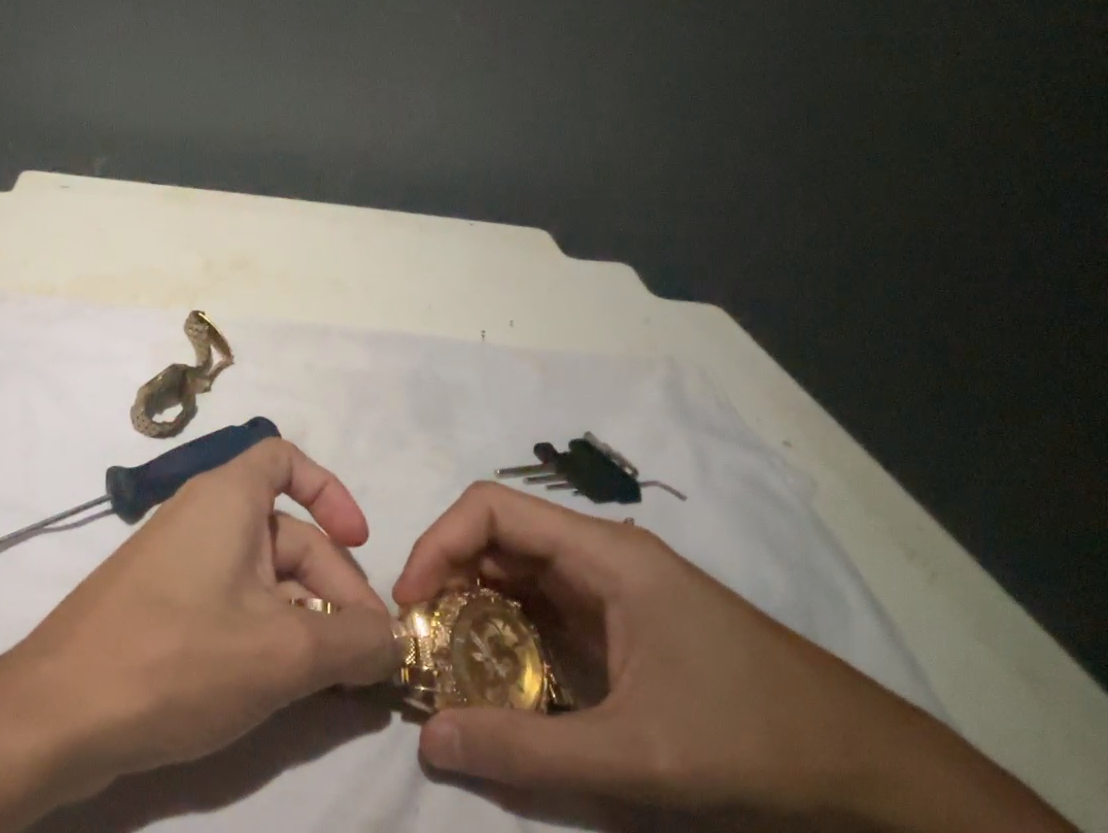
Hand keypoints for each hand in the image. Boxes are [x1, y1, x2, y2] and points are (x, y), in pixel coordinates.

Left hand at [0, 437, 399, 793]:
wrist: (59, 712)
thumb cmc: (179, 657)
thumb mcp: (284, 653)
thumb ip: (355, 642)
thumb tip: (392, 641)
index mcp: (225, 498)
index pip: (285, 459)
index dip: (332, 492)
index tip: (362, 544)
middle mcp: (199, 518)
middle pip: (286, 532)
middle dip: (334, 587)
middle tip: (366, 656)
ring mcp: (175, 565)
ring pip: (261, 577)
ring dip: (305, 619)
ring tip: (333, 680)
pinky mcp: (160, 607)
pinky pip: (229, 603)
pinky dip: (265, 633)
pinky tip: (282, 685)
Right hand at [393, 483, 1072, 830]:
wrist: (875, 776)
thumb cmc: (755, 742)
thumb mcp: (635, 756)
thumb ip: (524, 750)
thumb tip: (428, 740)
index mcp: (606, 557)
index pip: (491, 509)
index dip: (436, 544)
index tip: (411, 605)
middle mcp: (603, 561)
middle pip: (496, 540)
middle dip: (443, 581)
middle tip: (417, 642)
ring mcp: (614, 595)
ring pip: (515, 578)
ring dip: (469, 610)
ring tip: (443, 664)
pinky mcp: (621, 630)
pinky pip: (541, 615)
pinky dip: (502, 638)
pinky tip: (493, 682)